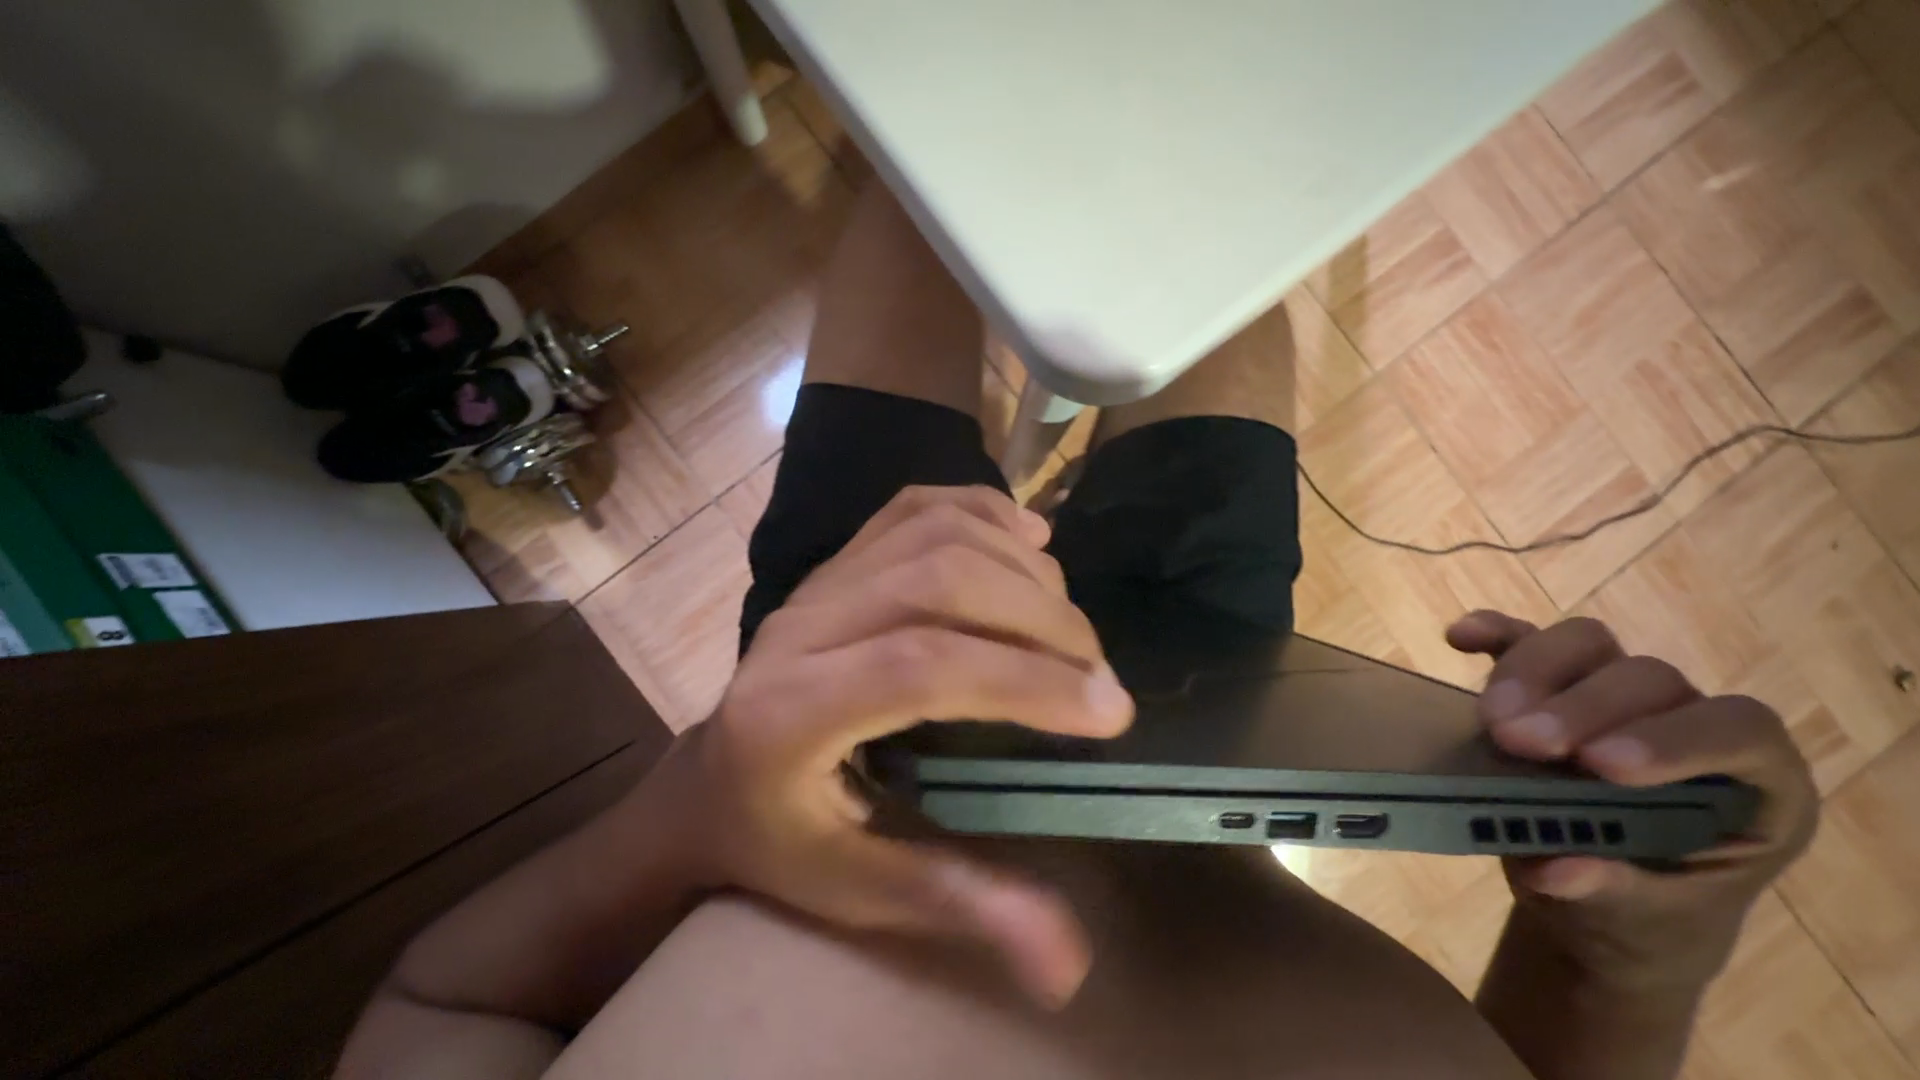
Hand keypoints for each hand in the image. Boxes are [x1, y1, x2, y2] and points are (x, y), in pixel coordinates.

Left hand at [663, 485, 1132, 1007]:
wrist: (708, 785)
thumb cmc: (779, 842)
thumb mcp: (856, 888)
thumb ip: (956, 904)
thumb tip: (1071, 964)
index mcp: (793, 712)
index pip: (920, 667)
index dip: (1024, 680)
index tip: (1110, 711)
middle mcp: (801, 628)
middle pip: (935, 580)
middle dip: (1038, 618)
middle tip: (1097, 673)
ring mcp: (817, 583)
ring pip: (931, 532)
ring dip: (1019, 566)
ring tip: (1069, 623)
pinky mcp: (835, 562)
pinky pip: (913, 507)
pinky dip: (982, 509)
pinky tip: (1030, 539)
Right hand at [1447, 610, 1817, 987]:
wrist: (1601, 909)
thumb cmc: (1642, 917)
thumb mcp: (1637, 919)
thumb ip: (1609, 890)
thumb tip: (1555, 869)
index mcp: (1750, 783)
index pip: (1736, 729)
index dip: (1674, 738)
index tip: (1598, 766)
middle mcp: (1685, 723)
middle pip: (1648, 678)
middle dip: (1580, 707)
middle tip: (1517, 743)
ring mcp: (1613, 698)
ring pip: (1589, 647)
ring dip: (1534, 671)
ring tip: (1489, 721)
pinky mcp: (1551, 687)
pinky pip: (1526, 643)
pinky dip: (1495, 637)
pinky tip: (1461, 639)